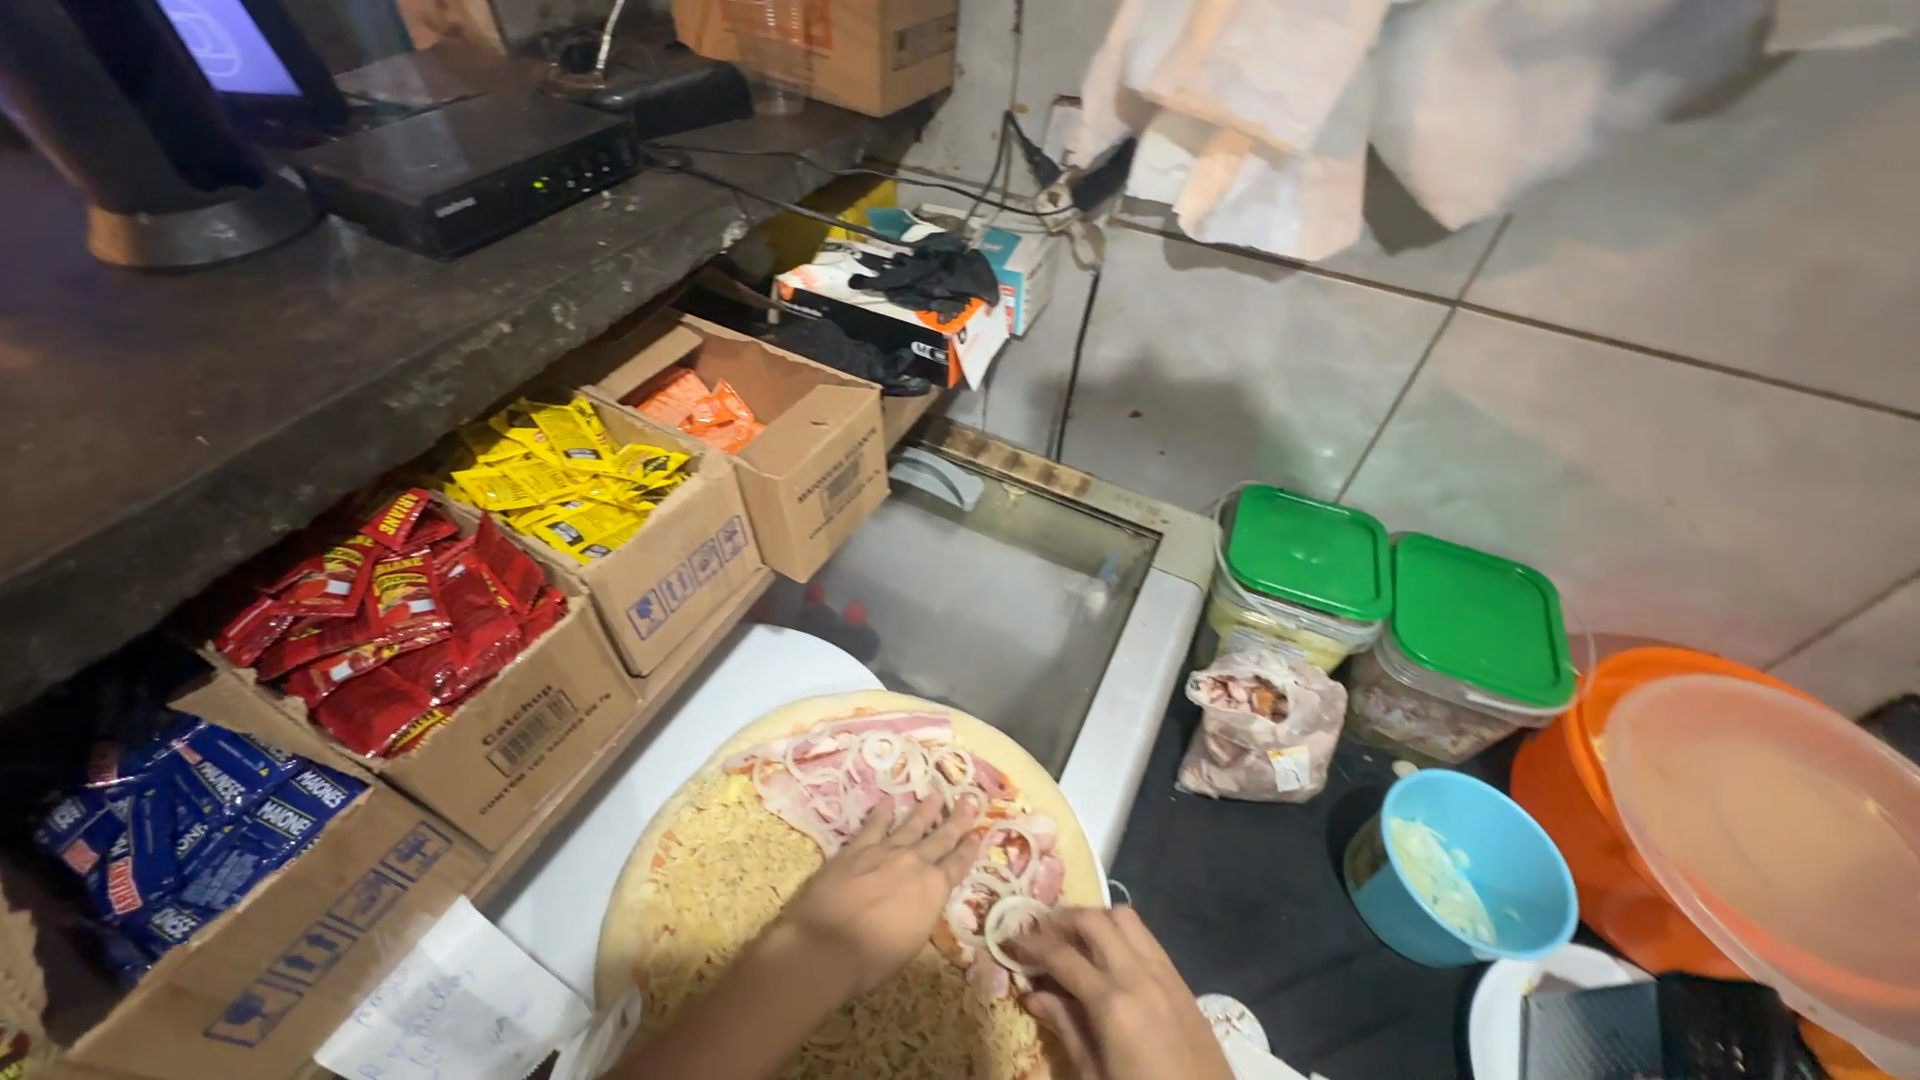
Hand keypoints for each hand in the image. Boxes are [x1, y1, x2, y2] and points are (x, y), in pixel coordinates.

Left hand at [774, 795, 982, 994]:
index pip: (958, 865)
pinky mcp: (856, 848)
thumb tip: (922, 899)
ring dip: (925, 810)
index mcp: (934, 889)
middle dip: (957, 820)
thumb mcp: (914, 941)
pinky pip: (873, 826)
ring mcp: (885, 851)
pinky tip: (888, 801)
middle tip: (969, 800)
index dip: (969, 850)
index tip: (979, 834)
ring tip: (936, 795)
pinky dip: (881, 813)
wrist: (828, 946)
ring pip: (910, 825)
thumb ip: (922, 911)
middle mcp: (915, 863)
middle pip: (941, 837)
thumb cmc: (874, 958)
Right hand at [1015, 907, 1233, 1079]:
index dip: (1031, 944)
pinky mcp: (1182, 981)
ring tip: (1075, 940)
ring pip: (1124, 917)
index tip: (1011, 939)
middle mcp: (1138, 975)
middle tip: (1041, 935)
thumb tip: (1035, 996)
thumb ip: (1066, 1028)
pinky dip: (1121, 933)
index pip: (1062, 955)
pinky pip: (1147, 937)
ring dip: (1095, 919)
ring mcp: (1164, 973)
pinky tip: (1109, 957)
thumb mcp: (1095, 1077)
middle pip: (1093, 920)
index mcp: (1112, 1003)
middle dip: (1062, 920)